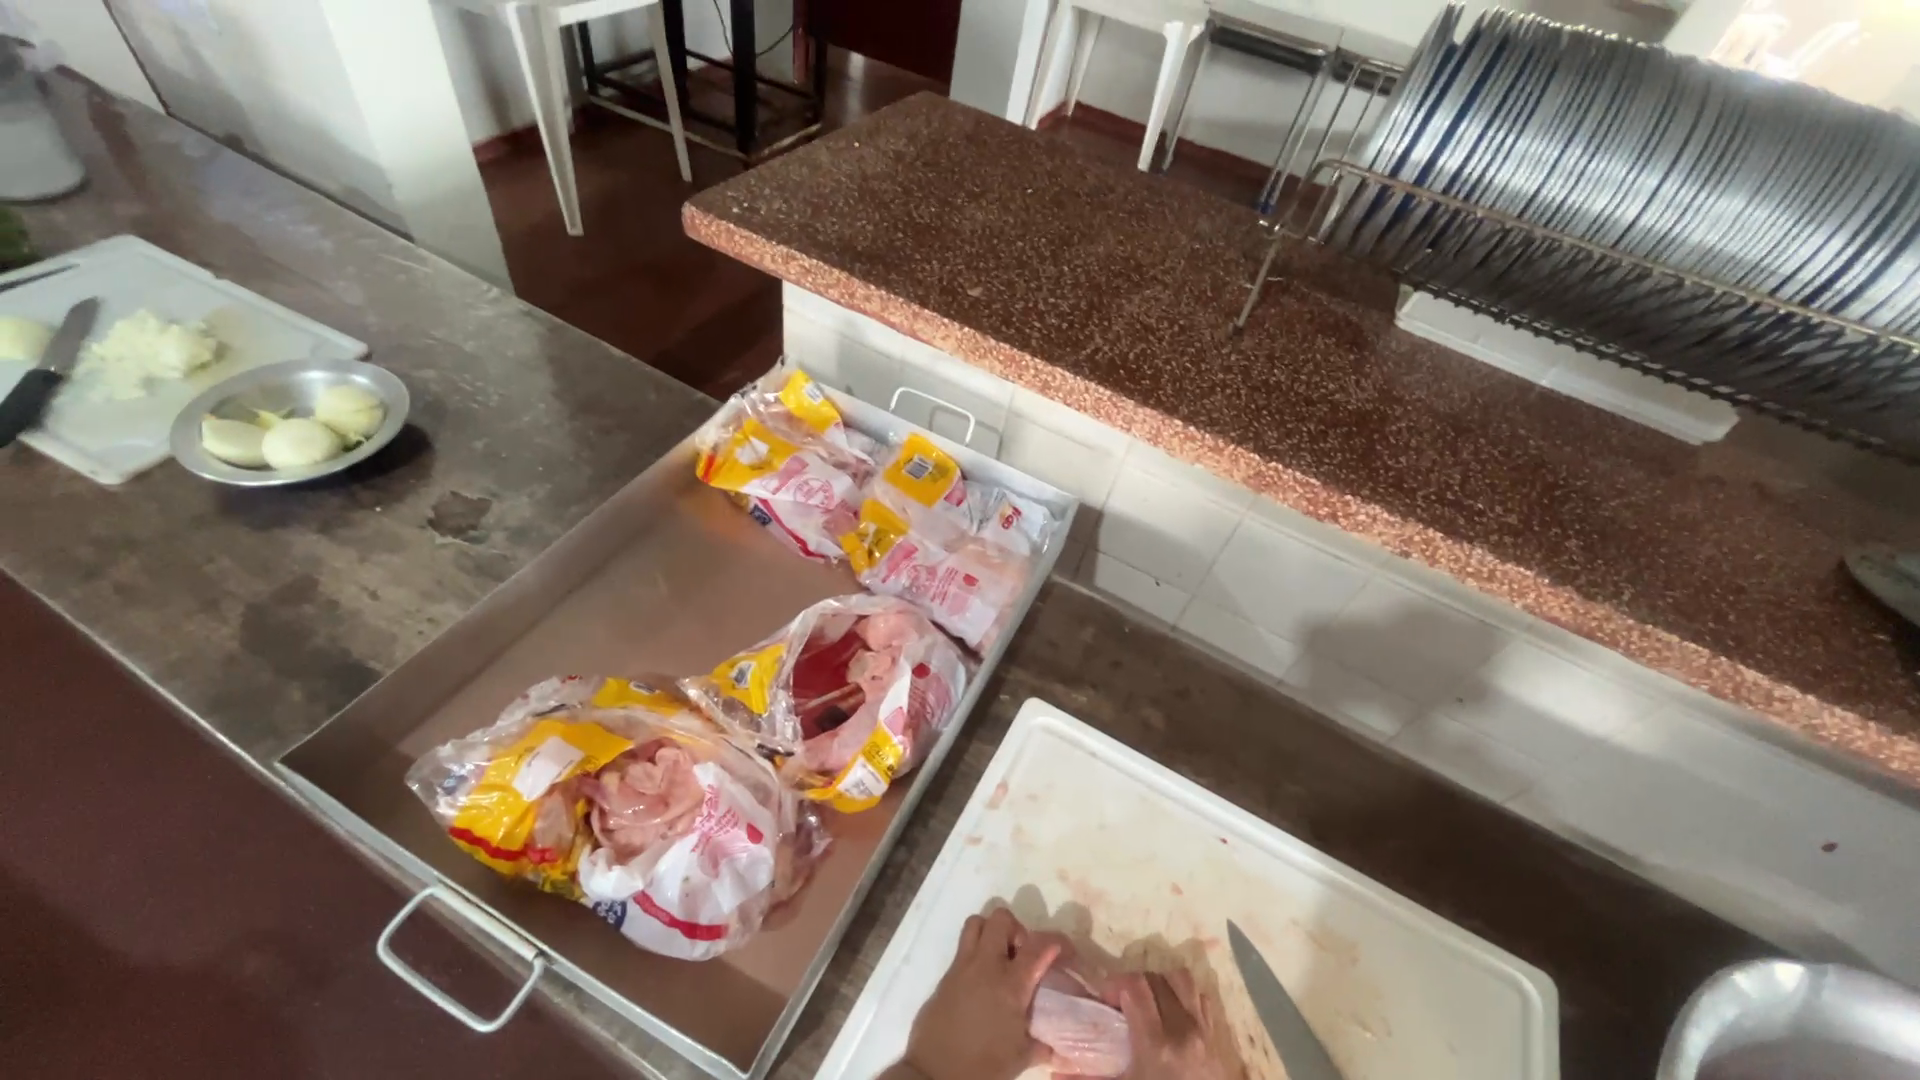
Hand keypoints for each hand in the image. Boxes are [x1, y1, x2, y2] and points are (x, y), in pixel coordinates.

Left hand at [892, 908, 1062, 1079]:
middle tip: (1023, 956)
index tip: (1065, 952)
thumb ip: (1042, 1043)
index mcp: (1011, 984)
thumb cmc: (983, 1065)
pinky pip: (962, 947)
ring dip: (991, 932)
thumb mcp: (1021, 1057)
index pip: (1039, 945)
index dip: (1057, 941)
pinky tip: (982, 981)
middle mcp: (986, 966)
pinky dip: (976, 953)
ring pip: (977, 923)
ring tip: (1000, 959)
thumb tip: (1060, 1047)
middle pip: (1002, 919)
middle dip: (1017, 929)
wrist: (935, 1072)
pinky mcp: (946, 974)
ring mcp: (962, 966)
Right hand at [1099, 969, 1233, 1079]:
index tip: (1104, 999)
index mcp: (1157, 1043)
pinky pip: (1200, 998)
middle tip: (1120, 1003)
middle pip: (1154, 978)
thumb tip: (1055, 1073)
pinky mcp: (1218, 1036)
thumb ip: (1091, 1078)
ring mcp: (1204, 1030)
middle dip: (1133, 983)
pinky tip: (1171, 1015)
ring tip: (1147, 1002)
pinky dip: (1184, 997)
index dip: (1114, 984)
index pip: (1134, 985)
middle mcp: (1183, 1028)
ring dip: (1160, 983)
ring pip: (1181, 979)